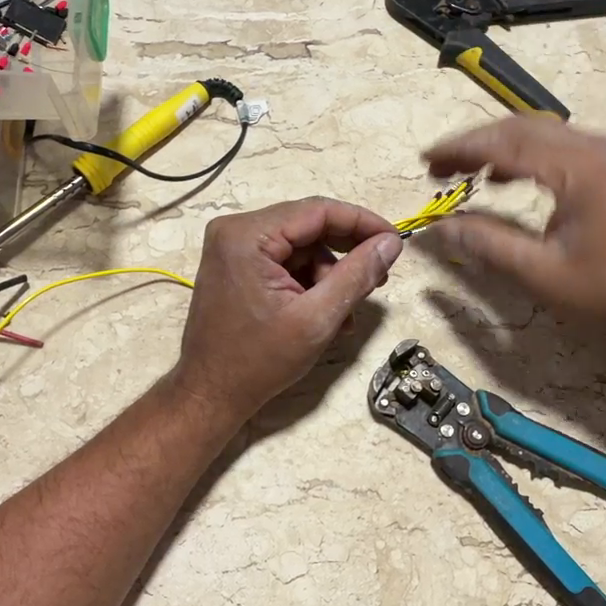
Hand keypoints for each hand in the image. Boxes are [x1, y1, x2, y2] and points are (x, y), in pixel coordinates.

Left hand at [172, 198, 402, 418]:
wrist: (210, 394)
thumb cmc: (259, 361)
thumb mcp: (317, 319)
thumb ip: (357, 276)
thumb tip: (391, 243)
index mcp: (246, 235)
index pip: (317, 211)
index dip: (362, 222)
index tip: (395, 241)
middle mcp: (235, 231)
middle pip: (308, 227)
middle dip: (346, 255)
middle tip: (379, 278)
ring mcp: (232, 249)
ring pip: (301, 248)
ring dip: (329, 277)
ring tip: (345, 316)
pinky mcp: (236, 267)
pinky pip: (285, 263)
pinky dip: (309, 284)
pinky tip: (325, 315)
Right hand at [424, 115, 605, 350]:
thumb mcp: (540, 273)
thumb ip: (486, 243)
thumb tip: (439, 227)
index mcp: (579, 168)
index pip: (506, 143)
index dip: (461, 149)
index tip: (426, 159)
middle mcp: (598, 148)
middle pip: (524, 128)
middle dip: (477, 143)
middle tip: (439, 166)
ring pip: (544, 133)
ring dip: (501, 147)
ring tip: (466, 171)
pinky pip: (563, 147)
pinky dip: (529, 155)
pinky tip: (508, 178)